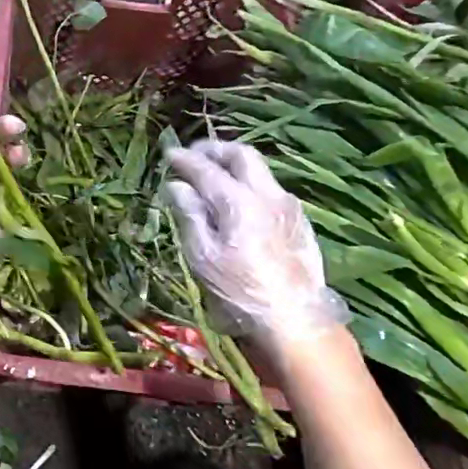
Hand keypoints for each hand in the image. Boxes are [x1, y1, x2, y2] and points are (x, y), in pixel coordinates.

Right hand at [163, 139, 347, 338]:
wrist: (294, 319)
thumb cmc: (240, 291)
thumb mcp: (203, 257)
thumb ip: (190, 215)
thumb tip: (176, 186)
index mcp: (239, 202)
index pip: (207, 169)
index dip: (185, 160)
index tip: (168, 154)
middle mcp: (268, 194)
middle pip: (242, 155)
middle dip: (215, 150)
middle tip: (194, 155)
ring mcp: (288, 207)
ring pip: (260, 171)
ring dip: (234, 166)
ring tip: (214, 176)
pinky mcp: (299, 221)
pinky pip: (271, 189)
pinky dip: (249, 184)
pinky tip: (239, 202)